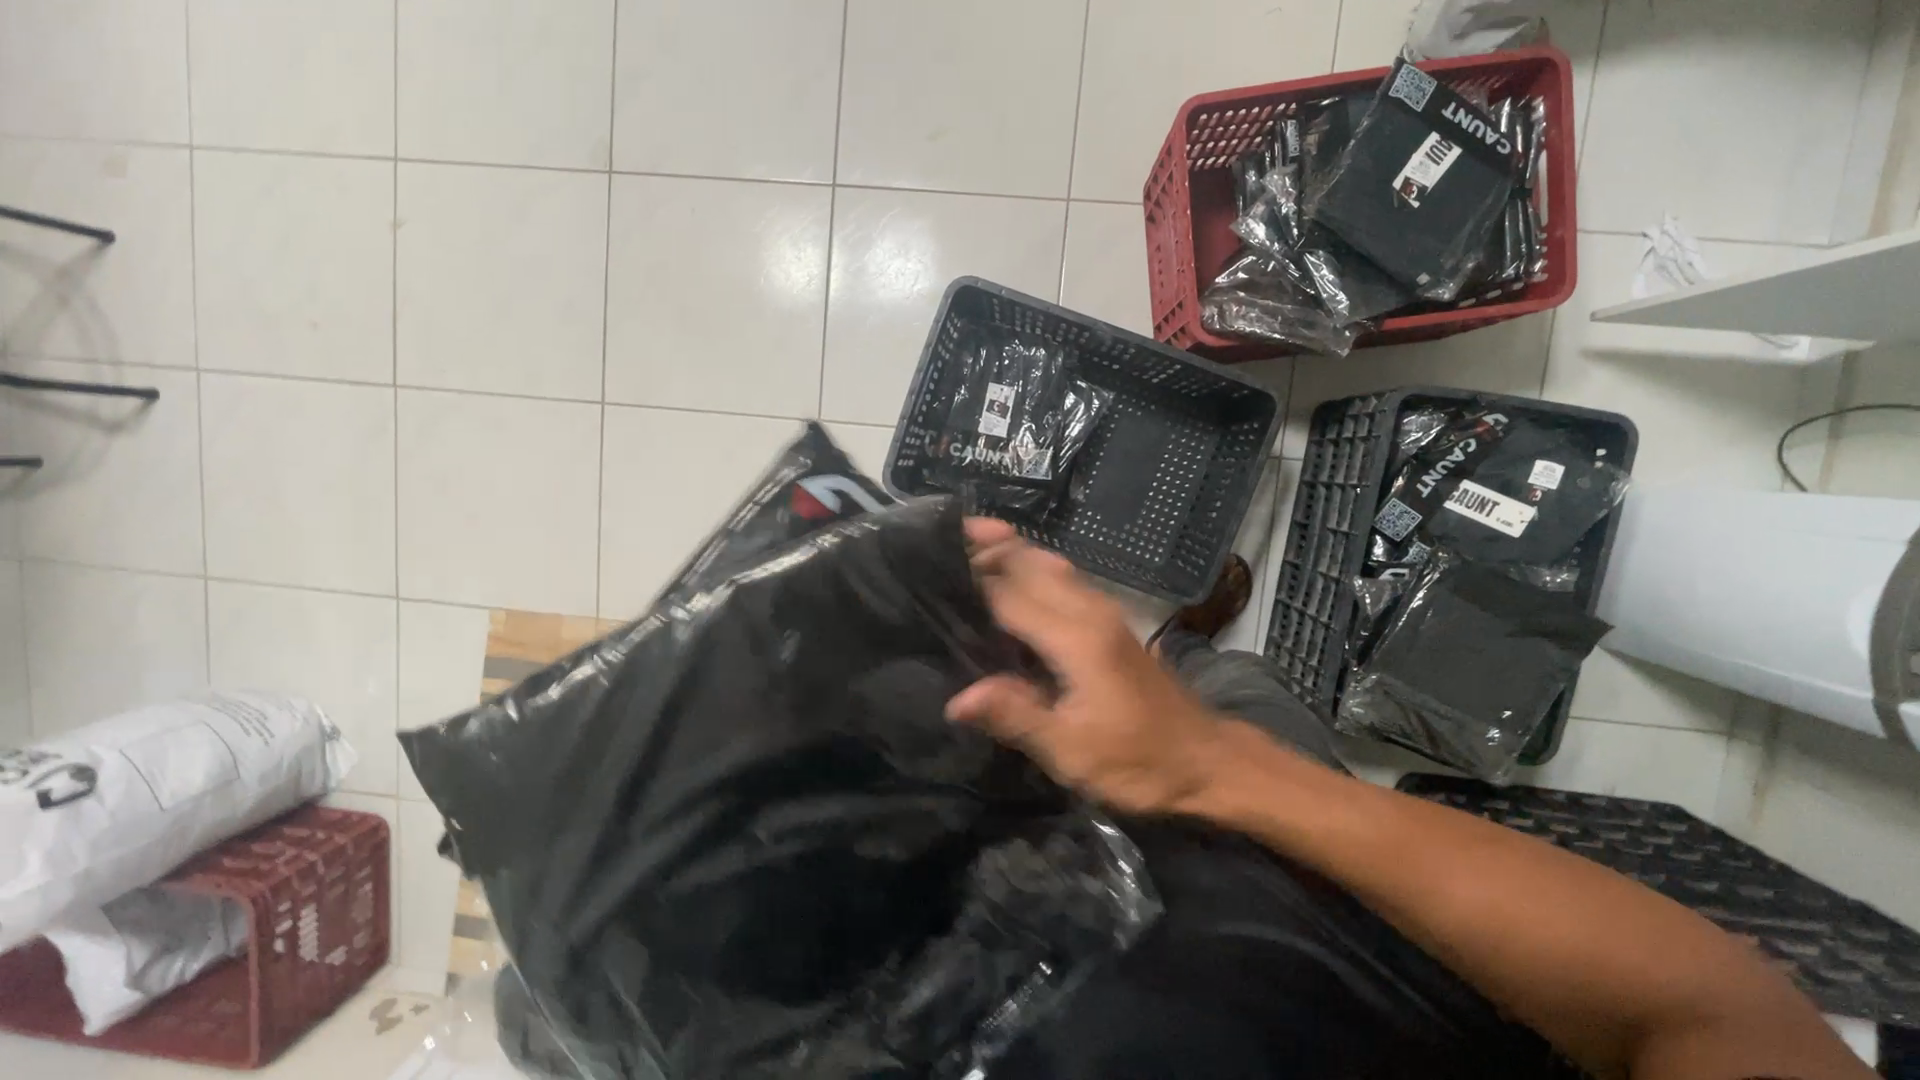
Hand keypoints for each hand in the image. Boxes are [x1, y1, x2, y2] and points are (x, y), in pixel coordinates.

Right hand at [949, 518, 1238, 815]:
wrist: (1209, 762)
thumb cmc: (1140, 762)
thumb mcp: (1073, 751)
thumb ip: (1016, 717)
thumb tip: (957, 699)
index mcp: (1076, 638)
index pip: (1009, 595)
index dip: (968, 579)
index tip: (924, 568)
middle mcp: (1091, 612)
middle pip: (1032, 564)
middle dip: (988, 547)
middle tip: (939, 540)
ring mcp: (1106, 614)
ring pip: (1052, 565)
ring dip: (1012, 551)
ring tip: (969, 542)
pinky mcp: (1113, 624)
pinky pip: (1065, 579)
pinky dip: (1033, 567)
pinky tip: (1015, 578)